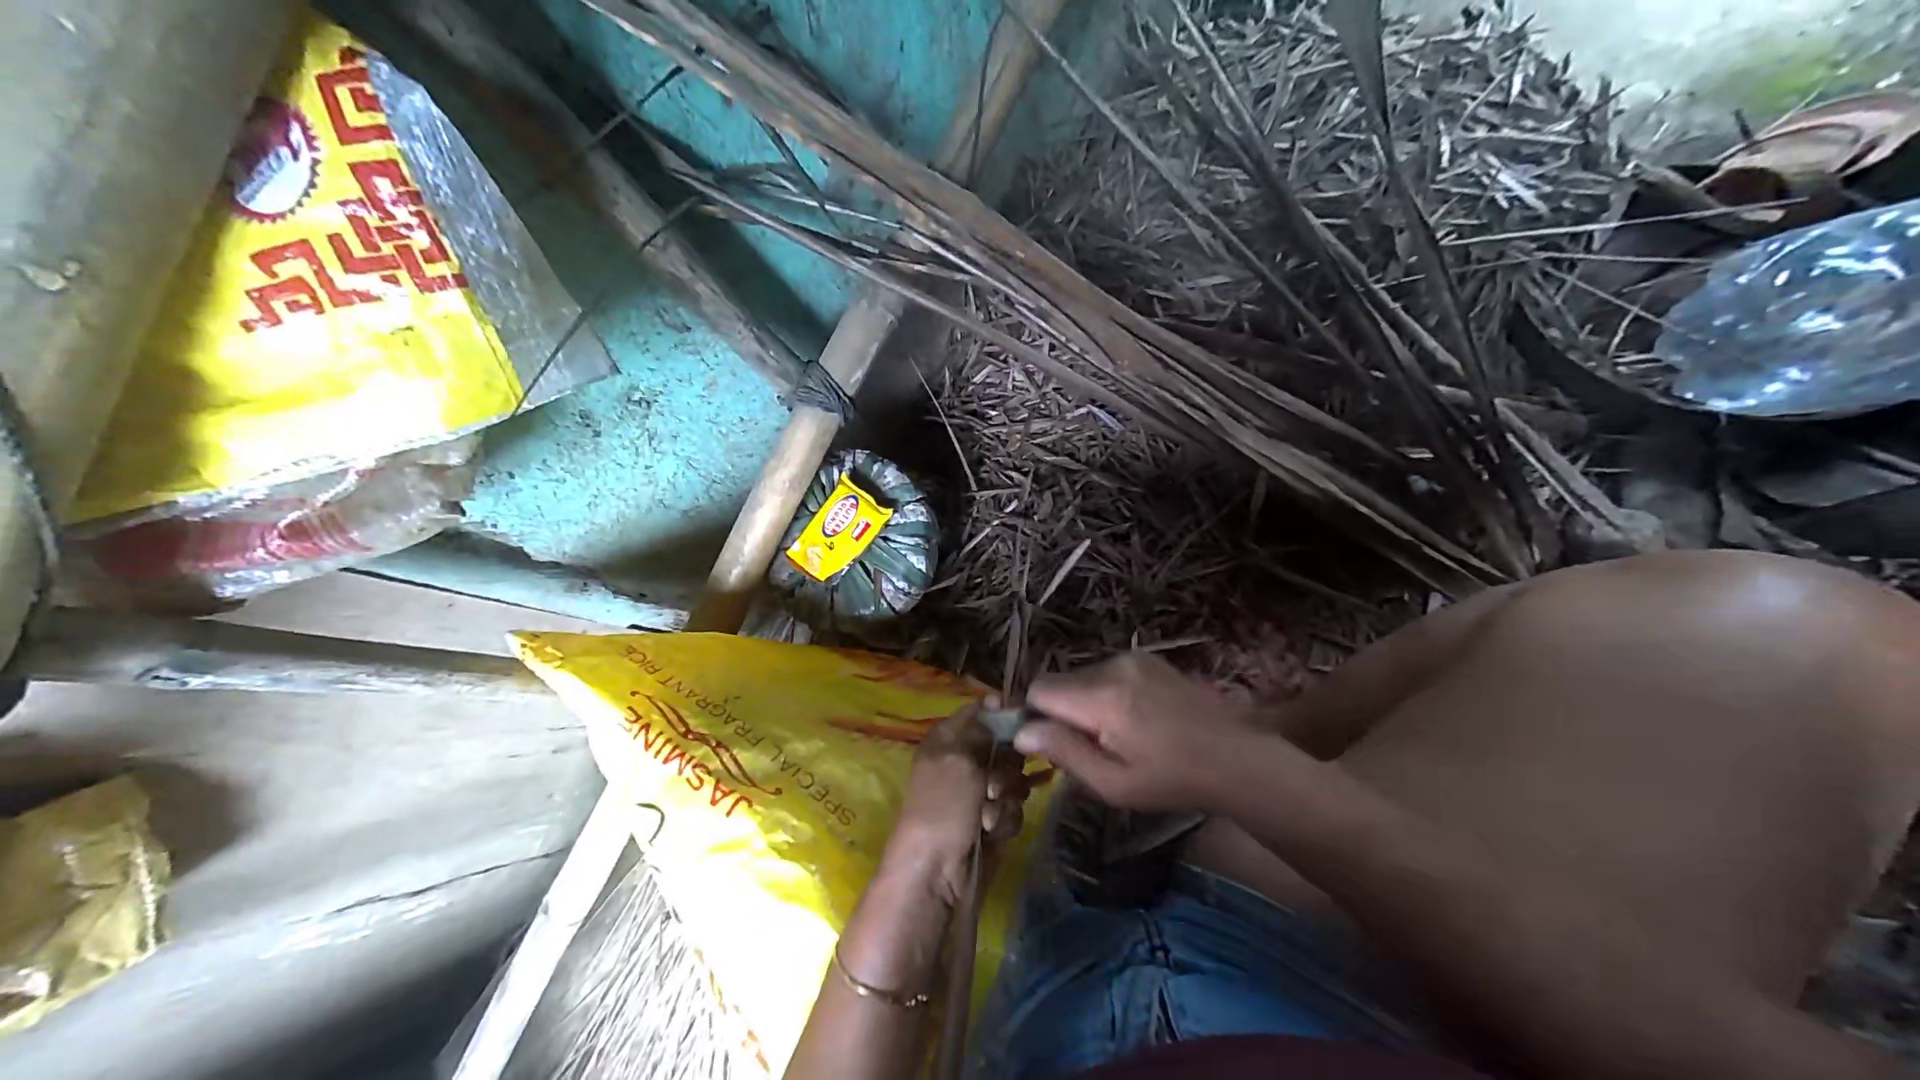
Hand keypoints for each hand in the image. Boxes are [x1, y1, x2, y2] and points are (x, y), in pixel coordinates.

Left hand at [884, 703, 1030, 907]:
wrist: (937, 874)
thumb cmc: (942, 808)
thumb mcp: (960, 758)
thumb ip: (983, 729)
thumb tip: (996, 699)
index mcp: (947, 739)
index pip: (981, 711)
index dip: (1003, 713)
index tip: (1024, 720)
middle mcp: (964, 761)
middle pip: (1005, 745)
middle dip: (1007, 766)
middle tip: (991, 785)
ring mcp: (979, 792)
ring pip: (1015, 778)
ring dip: (1006, 797)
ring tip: (988, 816)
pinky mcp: (992, 820)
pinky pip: (1015, 807)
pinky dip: (1006, 820)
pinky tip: (993, 832)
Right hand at [1014, 652, 1264, 813]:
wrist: (1236, 759)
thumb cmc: (1173, 781)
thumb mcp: (1114, 784)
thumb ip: (1065, 753)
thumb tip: (1021, 732)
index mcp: (1104, 698)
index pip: (1040, 689)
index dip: (1035, 715)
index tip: (1049, 743)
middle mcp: (1114, 667)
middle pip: (1060, 682)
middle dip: (1062, 713)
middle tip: (1092, 748)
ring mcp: (1133, 658)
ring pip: (1082, 678)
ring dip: (1085, 704)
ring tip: (1118, 736)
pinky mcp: (1147, 659)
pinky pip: (1105, 673)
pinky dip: (1106, 695)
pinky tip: (1134, 721)